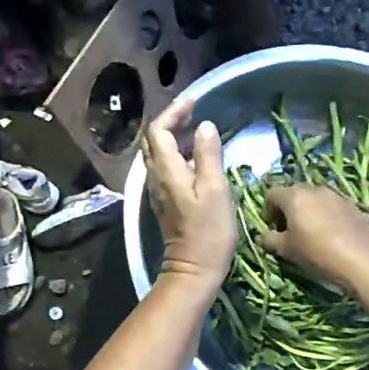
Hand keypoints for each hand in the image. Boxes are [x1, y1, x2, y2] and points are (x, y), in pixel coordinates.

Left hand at [142, 97, 235, 291]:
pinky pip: (165, 167)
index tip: (193, 102)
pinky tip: (197, 156)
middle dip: (170, 120)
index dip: (172, 112)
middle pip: (153, 139)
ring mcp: (158, 189)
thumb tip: (204, 126)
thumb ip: (208, 155)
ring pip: (158, 153)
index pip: (157, 130)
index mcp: (166, 170)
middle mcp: (155, 176)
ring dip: (174, 136)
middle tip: (194, 111)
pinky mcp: (165, 199)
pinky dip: (178, 153)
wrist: (193, 268)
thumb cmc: (208, 230)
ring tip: (198, 129)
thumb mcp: (215, 189)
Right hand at [259, 183, 368, 290]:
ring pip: (314, 198)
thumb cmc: (316, 251)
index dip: (267, 211)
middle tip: (288, 230)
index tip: (272, 228)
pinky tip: (329, 234)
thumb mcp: (286, 249)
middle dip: (287, 209)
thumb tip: (262, 236)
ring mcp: (335, 195)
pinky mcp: (352, 205)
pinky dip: (324, 215)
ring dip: (307, 211)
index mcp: (293, 196)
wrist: (361, 259)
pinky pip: (331, 206)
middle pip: (293, 193)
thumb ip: (269, 239)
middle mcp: (314, 189)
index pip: (271, 194)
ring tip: (310, 232)